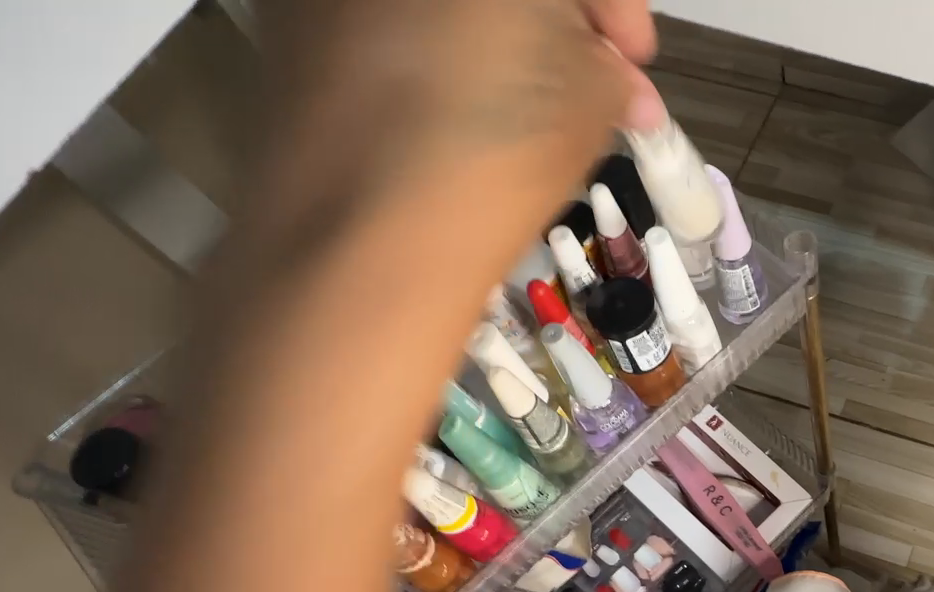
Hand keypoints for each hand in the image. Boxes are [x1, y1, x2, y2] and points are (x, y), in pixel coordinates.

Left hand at [240, 0, 660, 251]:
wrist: (368, 229)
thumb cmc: (500, 147)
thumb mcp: (592, 102)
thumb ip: (612, 70)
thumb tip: (617, 79)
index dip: (619, 10)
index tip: (637, 65)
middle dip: (558, 30)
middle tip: (588, 90)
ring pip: (444, 12)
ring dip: (502, 45)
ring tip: (527, 114)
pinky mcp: (296, 27)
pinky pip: (394, 32)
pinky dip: (441, 62)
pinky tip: (461, 120)